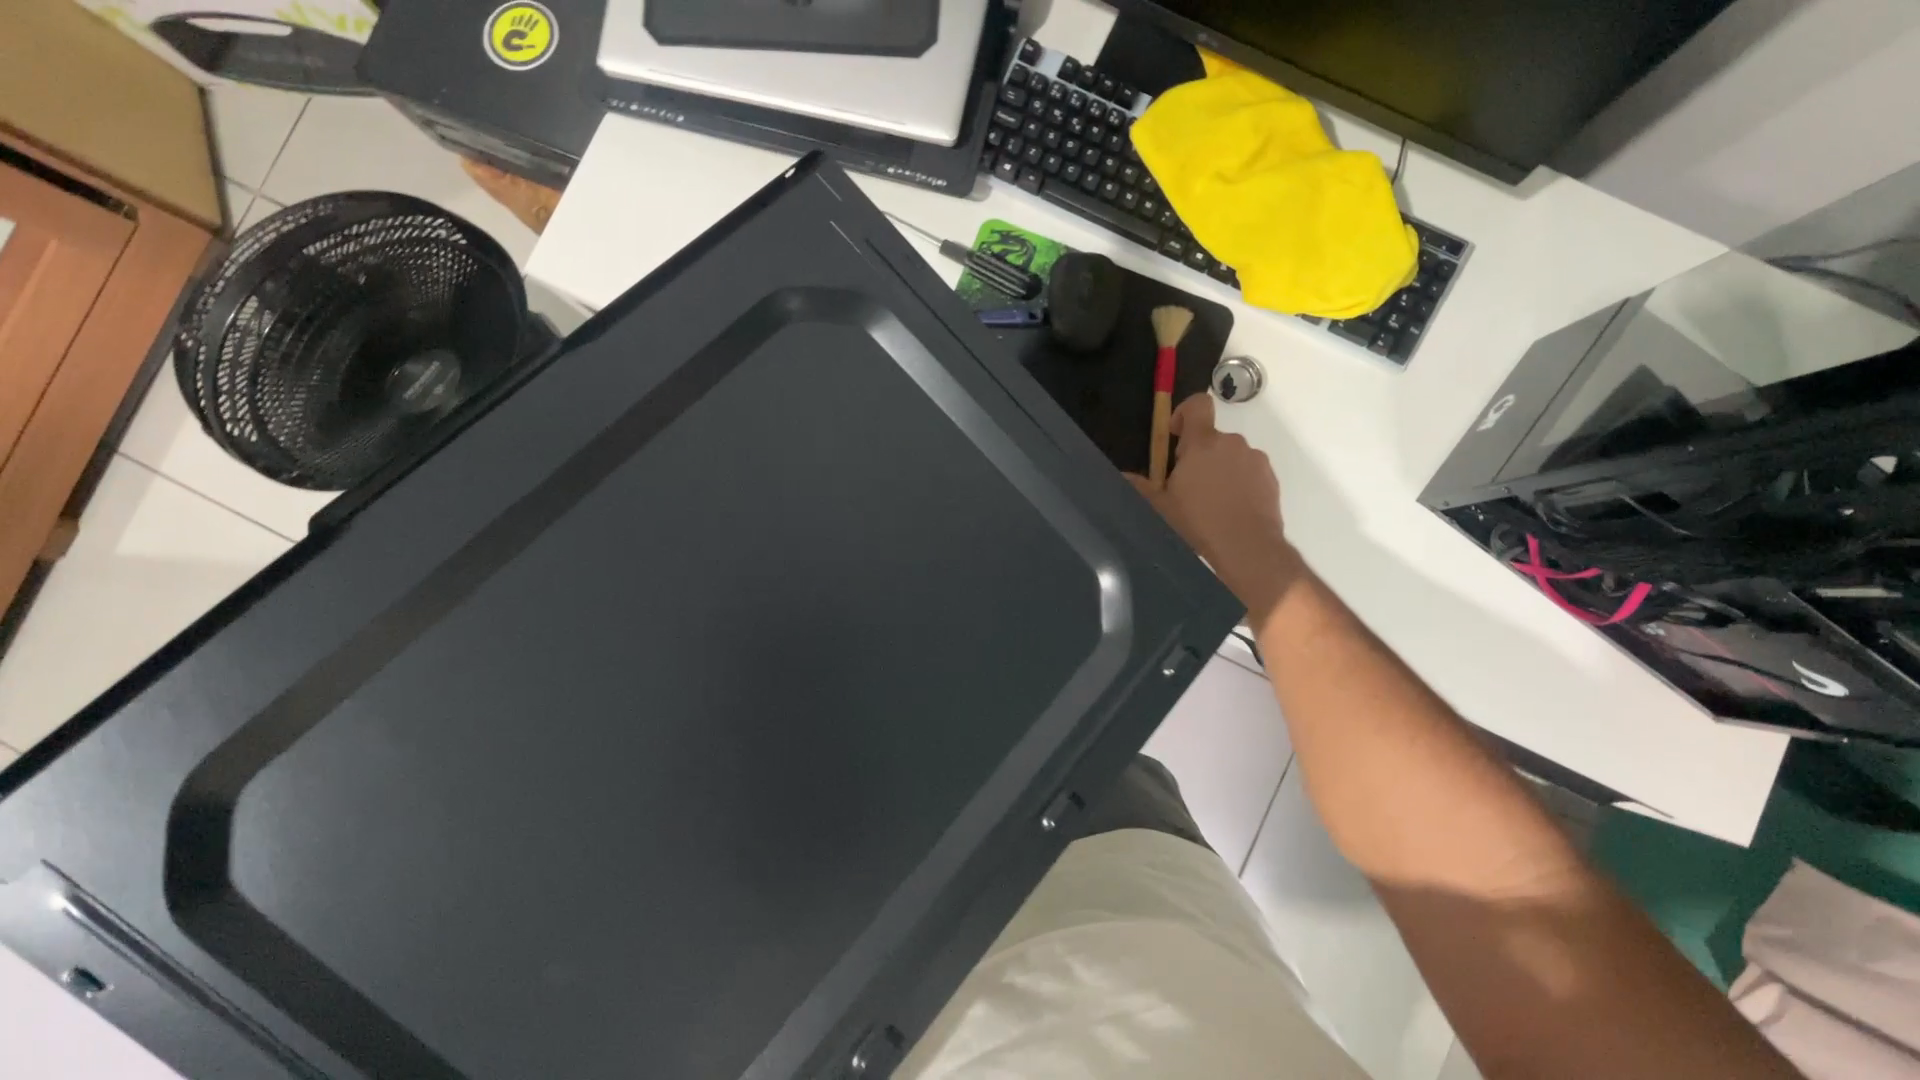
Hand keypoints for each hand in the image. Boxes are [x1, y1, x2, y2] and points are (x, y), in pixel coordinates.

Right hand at [1127, 394, 1304, 620]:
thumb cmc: (1198, 525)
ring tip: (1210, 505)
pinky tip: (1230, 513)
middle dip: (1199, 456)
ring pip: (1232, 457)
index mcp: (1203, 444)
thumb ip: (1138, 487)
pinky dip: (1240, 486)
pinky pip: (1250, 474)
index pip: (1197, 405)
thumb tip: (1120, 476)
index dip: (1184, 413)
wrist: (1248, 552)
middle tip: (1186, 488)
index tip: (1175, 435)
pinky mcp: (1271, 481)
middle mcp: (1233, 444)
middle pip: (1212, 439)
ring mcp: (1256, 462)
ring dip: (1220, 471)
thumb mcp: (1159, 509)